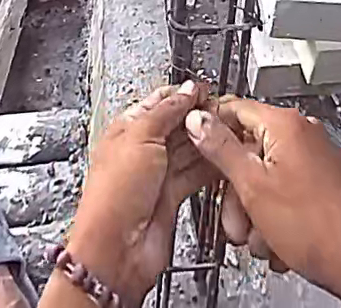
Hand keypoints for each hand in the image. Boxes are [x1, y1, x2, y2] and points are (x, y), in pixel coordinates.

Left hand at [62, 81, 217, 303]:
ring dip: (207, 141)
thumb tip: (186, 90)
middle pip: (178, 124)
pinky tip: (223, 158)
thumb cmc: (113, 195)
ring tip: (226, 132)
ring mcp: (158, 173)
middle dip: (199, 117)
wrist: (116, 250)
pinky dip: (210, 167)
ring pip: (189, 149)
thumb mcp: (140, 137)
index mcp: (129, 127)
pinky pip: (195, 175)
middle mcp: (143, 148)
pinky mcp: (172, 196)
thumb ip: (167, 111)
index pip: (161, 101)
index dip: (183, 95)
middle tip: (222, 112)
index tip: (206, 91)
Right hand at [185, 98, 340, 307]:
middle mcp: (303, 133)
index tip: (197, 147)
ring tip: (262, 242)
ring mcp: (316, 158)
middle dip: (236, 191)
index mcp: (285, 124)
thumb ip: (221, 150)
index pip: (234, 108)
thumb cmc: (319, 228)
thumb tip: (198, 119)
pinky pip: (287, 190)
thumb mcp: (253, 187)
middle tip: (235, 221)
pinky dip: (278, 216)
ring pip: (267, 176)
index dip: (212, 129)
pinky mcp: (325, 183)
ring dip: (256, 211)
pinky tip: (280, 244)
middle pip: (249, 149)